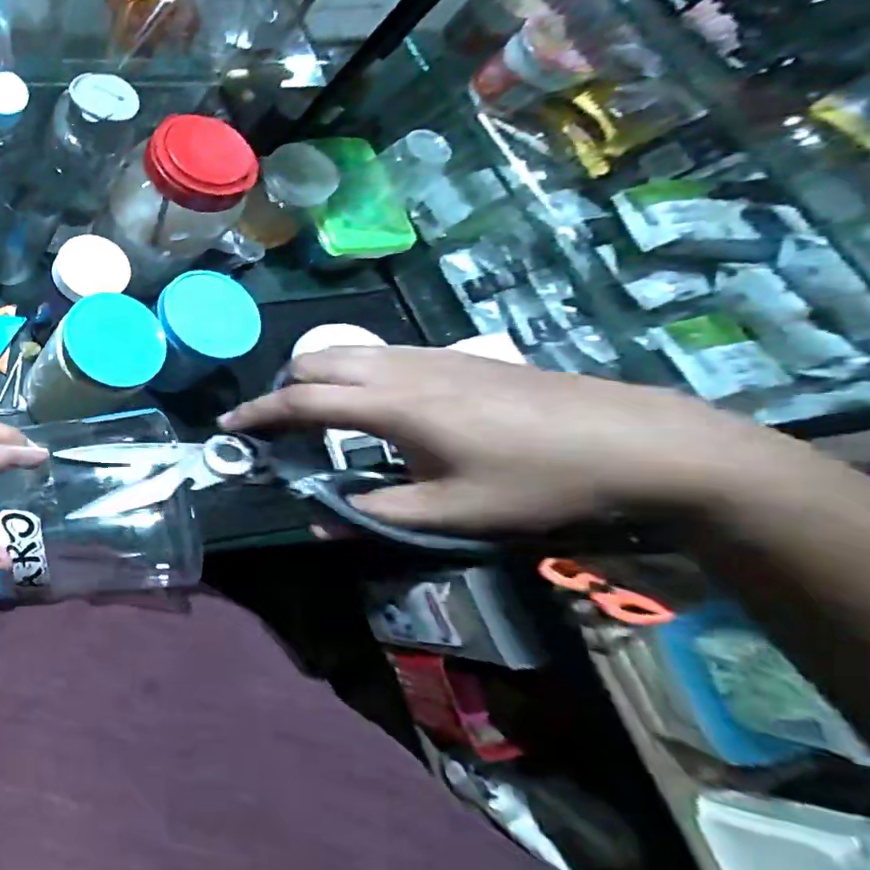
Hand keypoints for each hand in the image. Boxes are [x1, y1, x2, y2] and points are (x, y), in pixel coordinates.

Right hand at [222, 346, 820, 532]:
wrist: (639, 439)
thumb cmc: (539, 481)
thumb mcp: (454, 513)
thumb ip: (376, 514)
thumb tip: (319, 518)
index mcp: (393, 405)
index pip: (303, 401)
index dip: (260, 414)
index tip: (229, 426)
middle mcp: (401, 368)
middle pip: (317, 360)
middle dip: (283, 388)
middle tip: (277, 427)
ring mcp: (431, 355)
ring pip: (348, 351)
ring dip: (317, 376)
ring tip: (319, 417)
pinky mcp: (455, 355)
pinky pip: (379, 353)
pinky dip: (351, 371)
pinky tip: (376, 406)